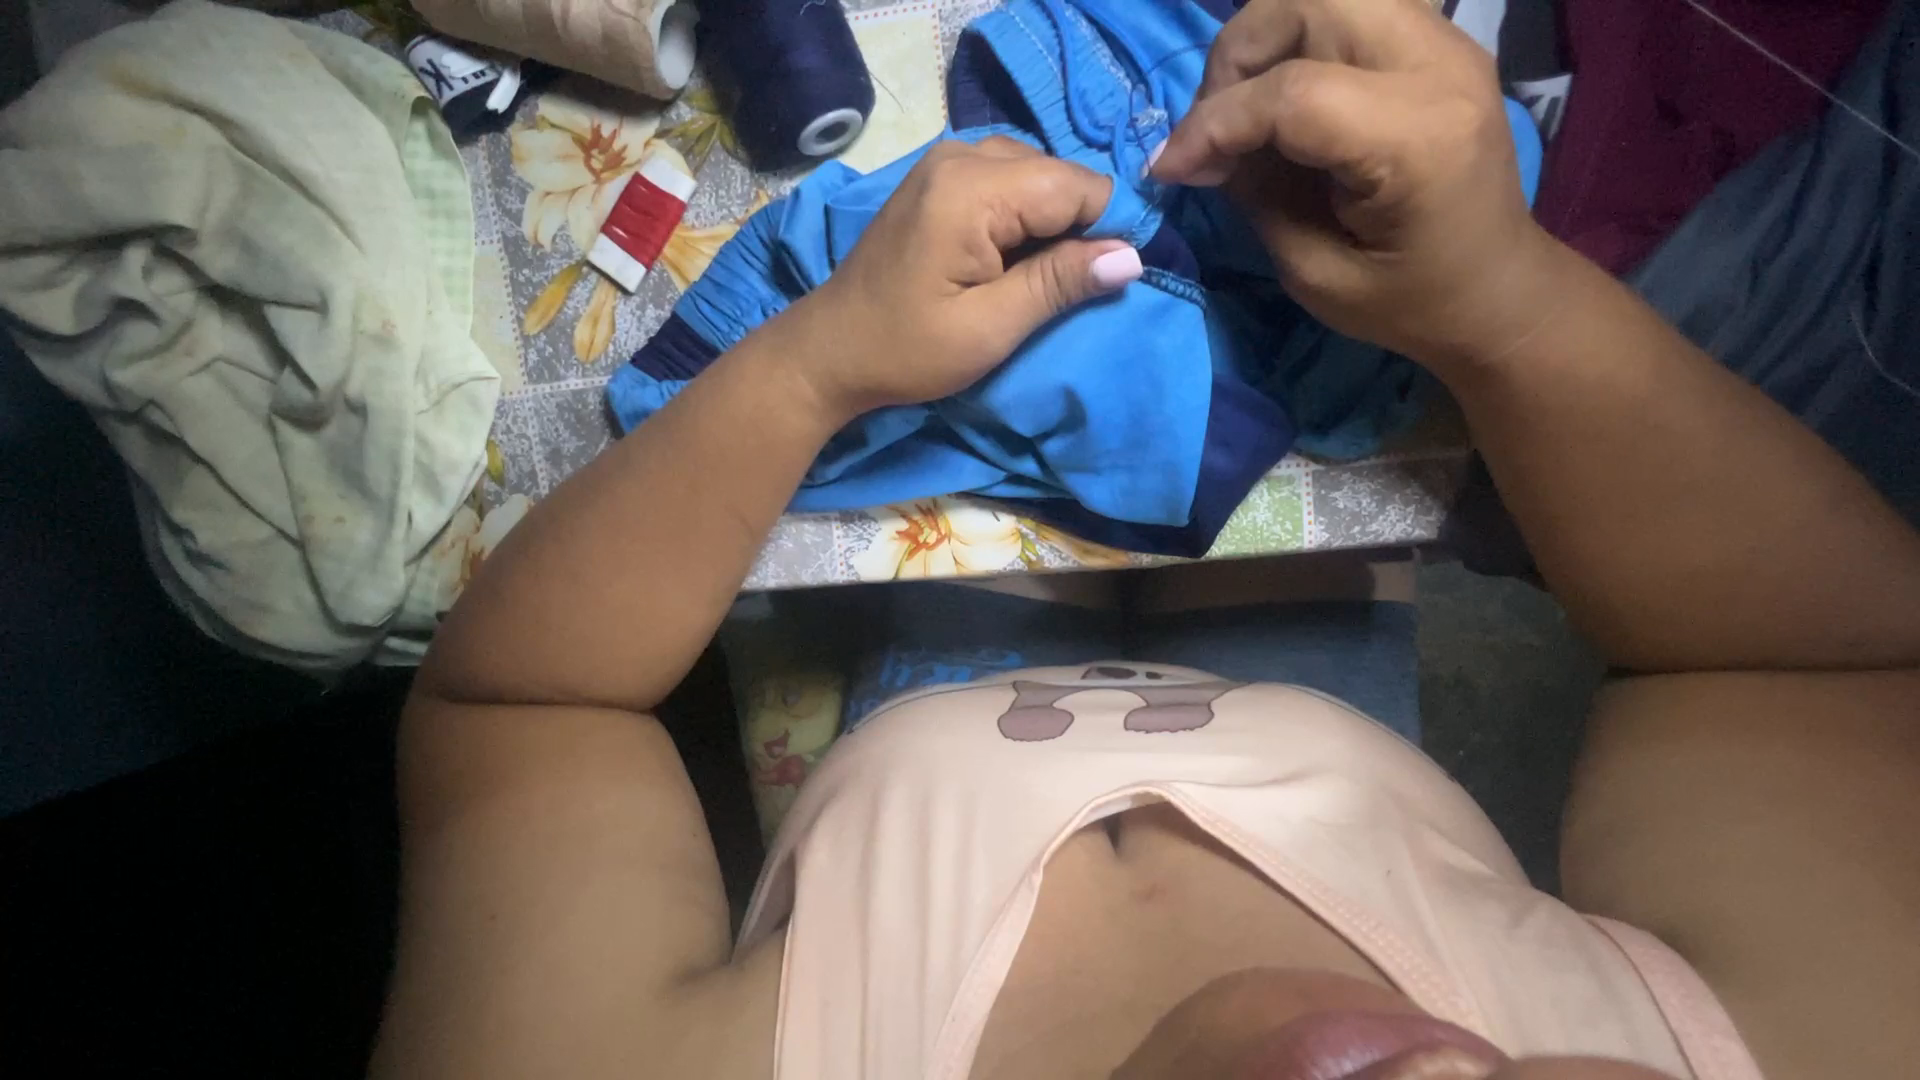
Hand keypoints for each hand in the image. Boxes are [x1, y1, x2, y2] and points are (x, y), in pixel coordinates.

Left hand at [782, 136, 1142, 418]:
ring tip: (1027, 280)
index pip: (1078, 186)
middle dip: (1075, 229)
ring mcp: (944, 162)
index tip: (1100, 284)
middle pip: (1058, 175)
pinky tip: (1004, 262)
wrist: (830, 352)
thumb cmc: (906, 351)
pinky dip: (1020, 219)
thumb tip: (1132, 256)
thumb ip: (1059, 284)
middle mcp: (960, 155)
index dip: (1105, 232)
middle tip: (1054, 291)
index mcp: (972, 188)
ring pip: (1035, 176)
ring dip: (1048, 226)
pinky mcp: (937, 180)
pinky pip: (1005, 183)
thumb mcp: (989, 329)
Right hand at [1149, 0, 1560, 370]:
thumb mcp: (1312, 273)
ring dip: (1263, 43)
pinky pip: (1345, 11)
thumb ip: (1257, 197)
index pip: (1293, 93)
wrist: (1492, 288)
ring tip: (1240, 111)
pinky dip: (1292, 43)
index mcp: (1415, 142)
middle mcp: (1439, 67)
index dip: (1212, 124)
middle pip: (1310, 2)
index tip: (1168, 168)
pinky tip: (1277, 100)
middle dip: (1235, 58)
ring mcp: (1444, 42)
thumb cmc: (1404, 301)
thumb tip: (1200, 153)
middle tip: (1211, 129)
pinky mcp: (1433, 42)